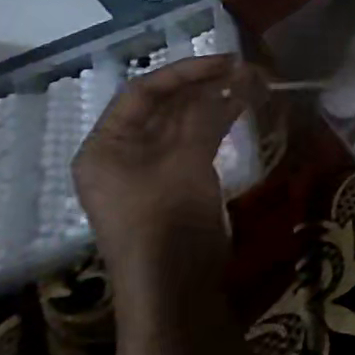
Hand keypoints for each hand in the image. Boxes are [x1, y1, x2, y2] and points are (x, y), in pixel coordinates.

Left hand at [73, 55, 257, 289]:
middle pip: (161, 108)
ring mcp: (146, 174)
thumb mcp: (186, 162)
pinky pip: (190, 148)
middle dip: (203, 89)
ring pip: (179, 127)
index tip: (227, 62)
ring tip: (249, 87)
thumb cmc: (167, 222)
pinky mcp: (171, 190)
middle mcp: (119, 156)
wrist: (174, 293)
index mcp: (104, 146)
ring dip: (212, 107)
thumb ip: (208, 114)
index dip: (186, 73)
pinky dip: (213, 130)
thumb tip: (238, 77)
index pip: (143, 92)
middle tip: (245, 72)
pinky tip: (238, 115)